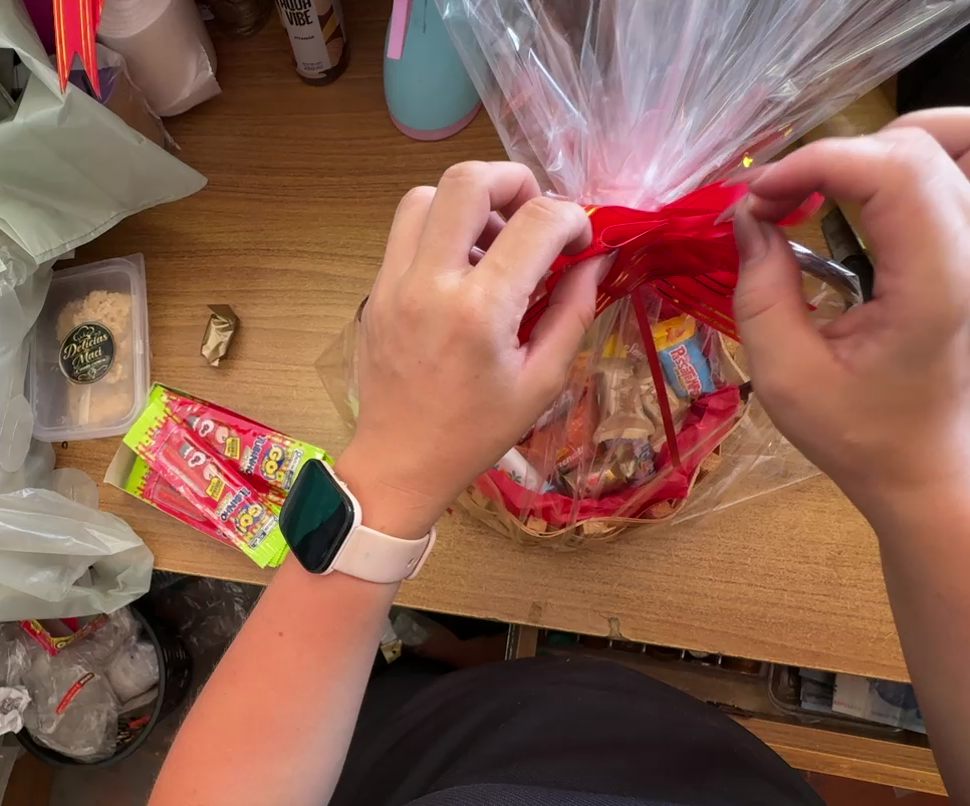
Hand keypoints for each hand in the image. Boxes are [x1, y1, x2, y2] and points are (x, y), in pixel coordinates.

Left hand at [337, 161, 603, 538]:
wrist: (399, 462)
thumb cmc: (474, 433)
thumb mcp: (541, 382)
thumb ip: (573, 311)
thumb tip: (596, 258)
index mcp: (479, 310)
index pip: (537, 220)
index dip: (572, 218)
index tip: (578, 243)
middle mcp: (428, 285)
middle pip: (466, 180)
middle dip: (513, 182)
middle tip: (531, 218)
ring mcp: (391, 286)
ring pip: (423, 197)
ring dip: (465, 203)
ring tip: (490, 244)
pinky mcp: (373, 295)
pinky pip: (403, 236)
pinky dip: (436, 233)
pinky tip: (458, 273)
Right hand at [731, 106, 969, 519]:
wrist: (921, 460)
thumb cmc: (851, 428)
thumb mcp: (783, 373)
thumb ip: (761, 292)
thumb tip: (749, 221)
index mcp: (937, 284)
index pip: (897, 170)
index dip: (817, 163)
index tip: (757, 197)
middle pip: (938, 142)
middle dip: (845, 155)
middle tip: (789, 200)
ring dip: (909, 141)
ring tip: (847, 182)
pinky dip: (954, 156)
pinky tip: (903, 191)